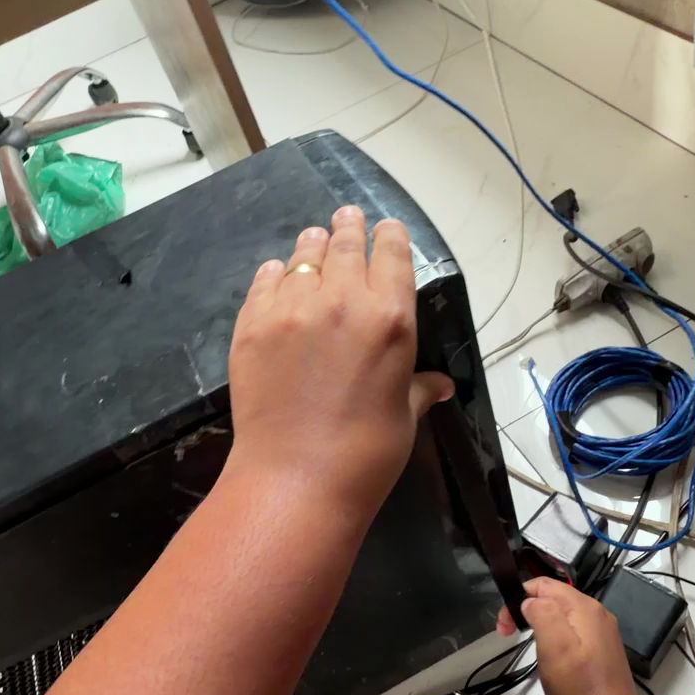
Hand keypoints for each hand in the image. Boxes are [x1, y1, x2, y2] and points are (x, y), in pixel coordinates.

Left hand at [226, 205, 454, 512]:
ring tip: (314, 237)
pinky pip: (265, 283)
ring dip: (312, 245)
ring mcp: (292, 308)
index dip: (391, 236)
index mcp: (390, 316)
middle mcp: (341, 299)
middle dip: (350, 227)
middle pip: (346, 245)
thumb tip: (442, 385)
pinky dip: (275, 274)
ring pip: (303, 257)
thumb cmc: (367, 453)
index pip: (393, 254)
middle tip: (347, 216)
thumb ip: (420, 387)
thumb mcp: (405, 415)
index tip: (387, 228)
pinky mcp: (252, 325)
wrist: (296, 478)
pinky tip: (277, 273)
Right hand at [518, 578, 642, 694]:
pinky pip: (572, 631)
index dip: (519, 598)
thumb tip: (530, 602)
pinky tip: (549, 655)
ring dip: (539, 623)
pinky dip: (555, 636)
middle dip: (528, 610)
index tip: (505, 627)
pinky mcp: (602, 650)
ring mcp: (602, 633)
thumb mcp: (555, 646)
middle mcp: (597, 614)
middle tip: (509, 636)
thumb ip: (542, 613)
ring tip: (528, 647)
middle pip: (553, 597)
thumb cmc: (578, 689)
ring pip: (562, 614)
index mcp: (585, 608)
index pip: (543, 584)